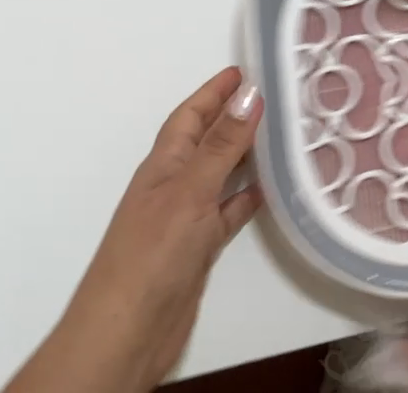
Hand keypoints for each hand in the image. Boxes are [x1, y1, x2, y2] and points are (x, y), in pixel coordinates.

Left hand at [5, 68, 262, 392]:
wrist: (125, 336)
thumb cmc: (151, 256)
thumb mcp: (190, 192)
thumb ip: (223, 145)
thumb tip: (250, 93)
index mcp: (164, 166)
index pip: (190, 117)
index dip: (214, 92)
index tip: (244, 70)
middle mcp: (174, 185)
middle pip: (207, 140)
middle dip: (234, 115)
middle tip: (273, 94)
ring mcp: (187, 217)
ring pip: (222, 172)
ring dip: (247, 152)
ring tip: (283, 132)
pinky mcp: (200, 247)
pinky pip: (231, 209)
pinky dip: (250, 195)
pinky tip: (274, 188)